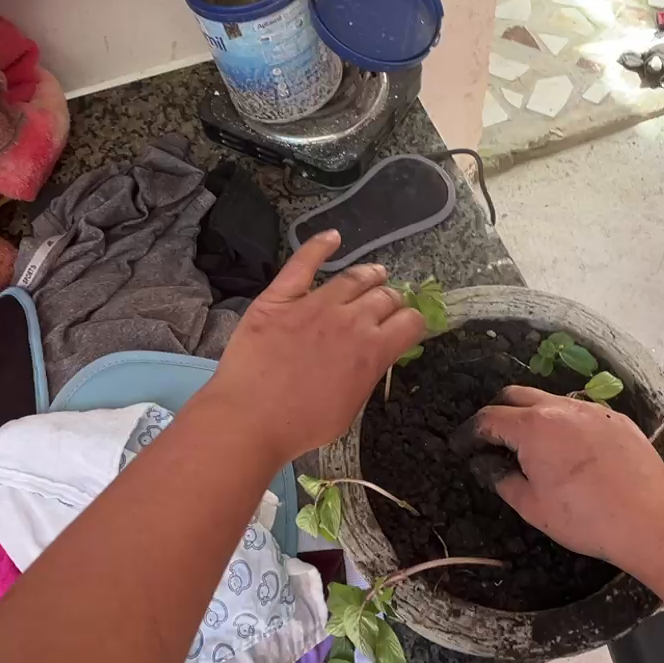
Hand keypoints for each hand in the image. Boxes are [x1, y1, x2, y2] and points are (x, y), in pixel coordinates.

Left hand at [197, 231, 425, 464]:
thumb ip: (366, 375)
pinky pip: (303, 263)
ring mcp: (314, 304)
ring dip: (370, 274)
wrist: (250, 419)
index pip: (410, 322)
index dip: (413, 322)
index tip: (408, 325)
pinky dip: (320, 245)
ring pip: (353, 277)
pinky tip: (332, 237)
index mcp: (373, 351)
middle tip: (389, 303)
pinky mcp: (280, 297)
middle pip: (385, 297)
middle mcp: (351, 321)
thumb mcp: (350, 409)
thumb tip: (372, 358)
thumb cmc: (301, 425)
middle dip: (393, 299)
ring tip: (374, 273)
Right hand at [456, 386, 663, 568]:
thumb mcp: (532, 506)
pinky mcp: (616, 419)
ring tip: (531, 446)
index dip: (470, 433)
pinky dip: (562, 423)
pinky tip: (570, 451)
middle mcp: (559, 407)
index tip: (462, 448)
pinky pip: (578, 412)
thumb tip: (484, 463)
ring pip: (549, 400)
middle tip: (491, 441)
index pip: (488, 418)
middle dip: (497, 414)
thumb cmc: (584, 518)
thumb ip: (501, 478)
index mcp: (532, 426)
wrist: (651, 521)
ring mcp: (591, 410)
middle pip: (515, 396)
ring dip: (531, 416)